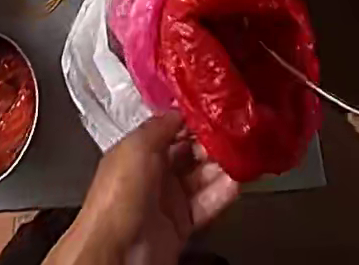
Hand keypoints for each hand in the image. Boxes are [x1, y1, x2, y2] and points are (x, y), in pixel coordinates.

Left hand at [47, 112, 239, 264]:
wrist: (117, 253)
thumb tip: (179, 111)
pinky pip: (206, 205)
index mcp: (138, 151)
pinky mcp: (181, 227)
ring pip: (201, 177)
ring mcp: (168, 201)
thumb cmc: (119, 194)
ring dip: (220, 165)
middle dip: (210, 141)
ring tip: (240, 152)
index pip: (170, 129)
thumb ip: (161, 125)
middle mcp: (153, 174)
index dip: (191, 119)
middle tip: (231, 130)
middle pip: (189, 152)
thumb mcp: (138, 146)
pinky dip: (222, 193)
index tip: (212, 109)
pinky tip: (237, 181)